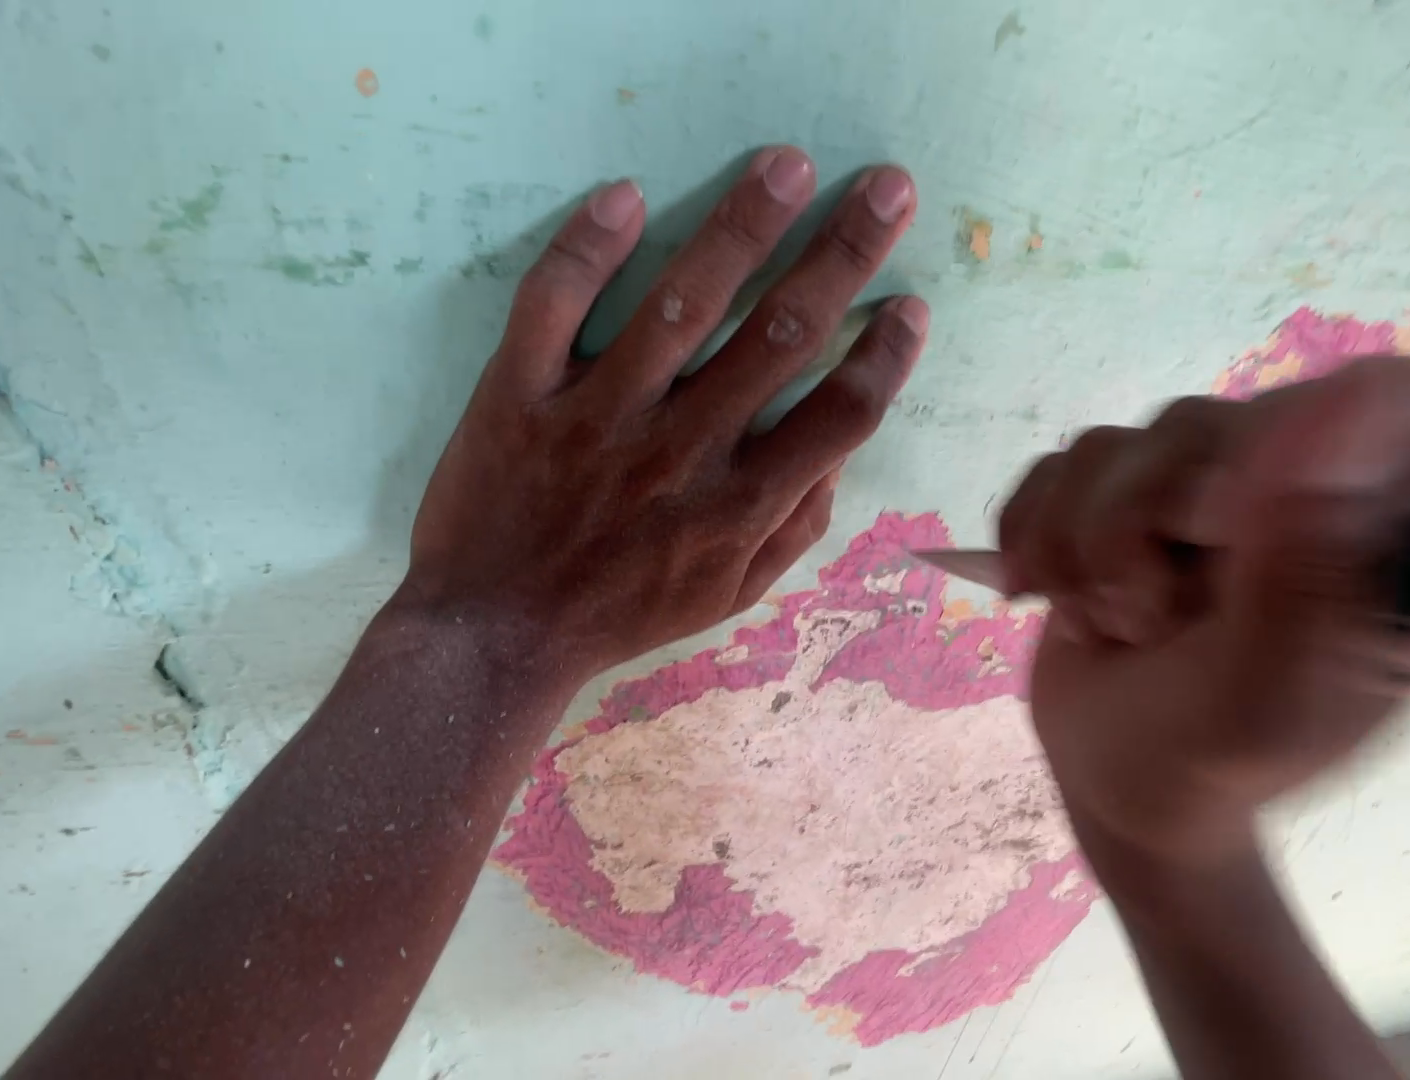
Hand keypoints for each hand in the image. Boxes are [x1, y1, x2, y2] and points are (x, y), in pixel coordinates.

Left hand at [404, 147, 925, 675]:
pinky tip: (624, 197)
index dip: (885, 357)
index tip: (910, 306)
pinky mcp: (521, 396)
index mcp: (740, 505)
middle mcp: (681, 450)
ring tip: (786, 166)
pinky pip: (552, 307)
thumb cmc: (623, 614)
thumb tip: (838, 453)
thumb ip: (794, 527)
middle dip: (842, 256)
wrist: (499, 634)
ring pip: (680, 304)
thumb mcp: (730, 595)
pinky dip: (586, 249)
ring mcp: (599, 417)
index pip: (838, 417)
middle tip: (887, 189)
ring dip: (740, 227)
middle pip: (779, 337)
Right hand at [1000, 358, 1409, 857]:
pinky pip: (1054, 466)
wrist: (1118, 779)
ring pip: (1116, 445)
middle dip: (1147, 529)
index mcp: (1396, 535)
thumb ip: (1305, 562)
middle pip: (1217, 422)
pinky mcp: (1113, 494)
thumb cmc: (1213, 757)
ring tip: (1106, 626)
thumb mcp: (1270, 691)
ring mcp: (1198, 486)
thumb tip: (1344, 402)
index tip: (1245, 533)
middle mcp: (1300, 488)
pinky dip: (1031, 536)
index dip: (1318, 446)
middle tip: (1150, 619)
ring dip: (1082, 551)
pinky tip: (1044, 593)